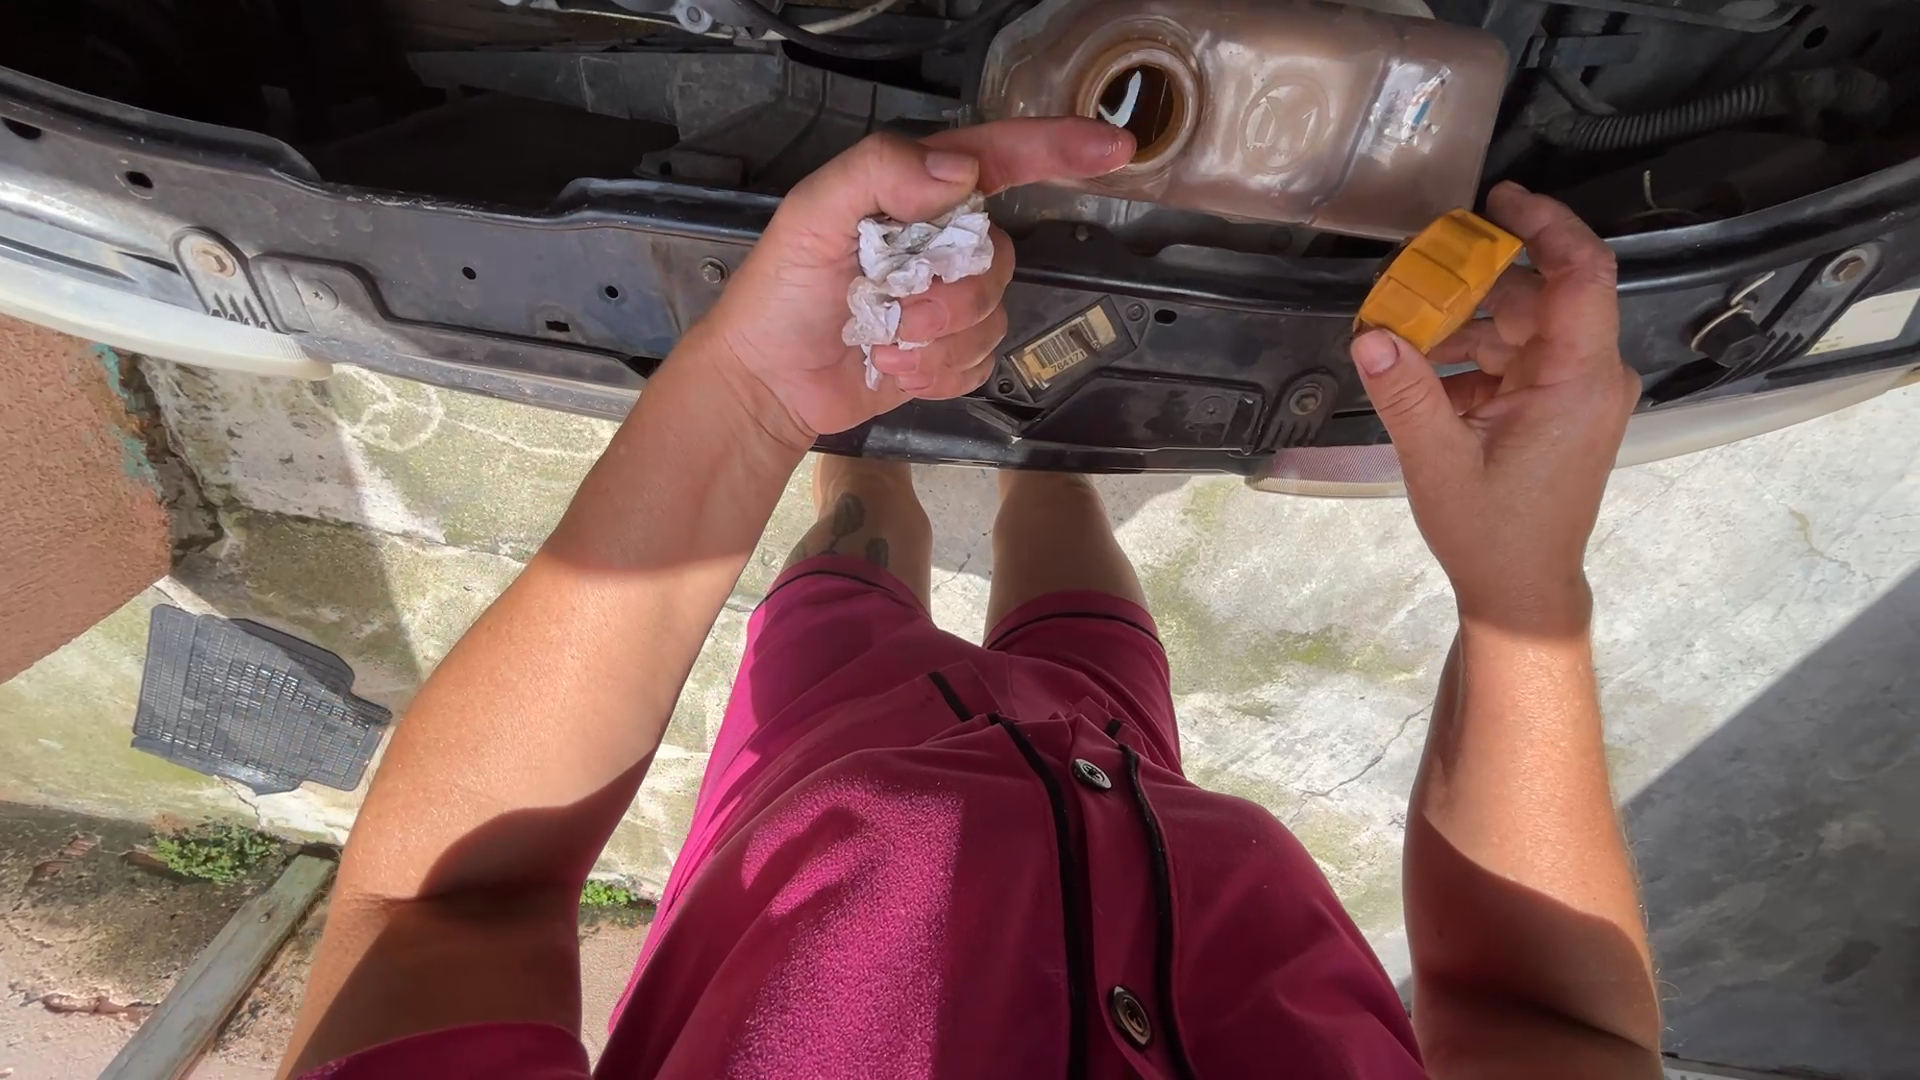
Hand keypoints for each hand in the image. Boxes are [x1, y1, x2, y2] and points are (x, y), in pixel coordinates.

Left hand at [694, 119, 1133, 448]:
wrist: (770, 382)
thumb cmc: (779, 294)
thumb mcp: (813, 215)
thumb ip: (879, 173)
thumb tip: (962, 174)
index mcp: (917, 200)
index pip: (1002, 163)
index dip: (1060, 150)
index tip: (1114, 147)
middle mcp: (943, 250)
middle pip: (1002, 261)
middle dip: (950, 297)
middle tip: (891, 310)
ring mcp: (948, 307)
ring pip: (994, 319)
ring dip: (937, 342)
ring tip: (885, 344)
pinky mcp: (948, 358)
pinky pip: (981, 364)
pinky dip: (940, 375)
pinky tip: (897, 371)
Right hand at [1349, 182, 1639, 632]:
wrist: (1519, 586)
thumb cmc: (1488, 529)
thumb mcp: (1435, 460)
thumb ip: (1403, 393)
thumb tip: (1366, 334)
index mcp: (1577, 380)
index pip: (1579, 275)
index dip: (1545, 225)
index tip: (1496, 199)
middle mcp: (1590, 377)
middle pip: (1538, 302)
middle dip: (1474, 289)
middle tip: (1410, 284)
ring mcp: (1574, 396)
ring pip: (1521, 334)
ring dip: (1463, 332)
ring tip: (1403, 343)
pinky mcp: (1556, 414)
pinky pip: (1514, 366)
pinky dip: (1470, 365)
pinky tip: (1424, 383)